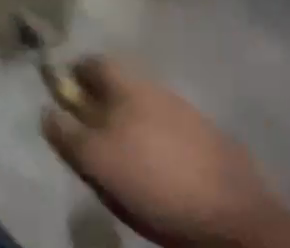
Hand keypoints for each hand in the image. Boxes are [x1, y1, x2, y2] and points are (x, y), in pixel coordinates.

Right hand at [41, 57, 289, 247]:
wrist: (241, 227)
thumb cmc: (152, 181)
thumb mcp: (90, 159)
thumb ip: (62, 130)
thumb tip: (49, 110)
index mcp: (132, 88)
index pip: (95, 61)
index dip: (75, 74)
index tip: (67, 97)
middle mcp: (167, 94)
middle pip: (127, 88)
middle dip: (108, 104)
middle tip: (95, 130)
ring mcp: (202, 122)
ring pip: (157, 113)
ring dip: (140, 126)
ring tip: (132, 155)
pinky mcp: (227, 151)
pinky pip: (184, 138)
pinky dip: (169, 147)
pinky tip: (166, 170)